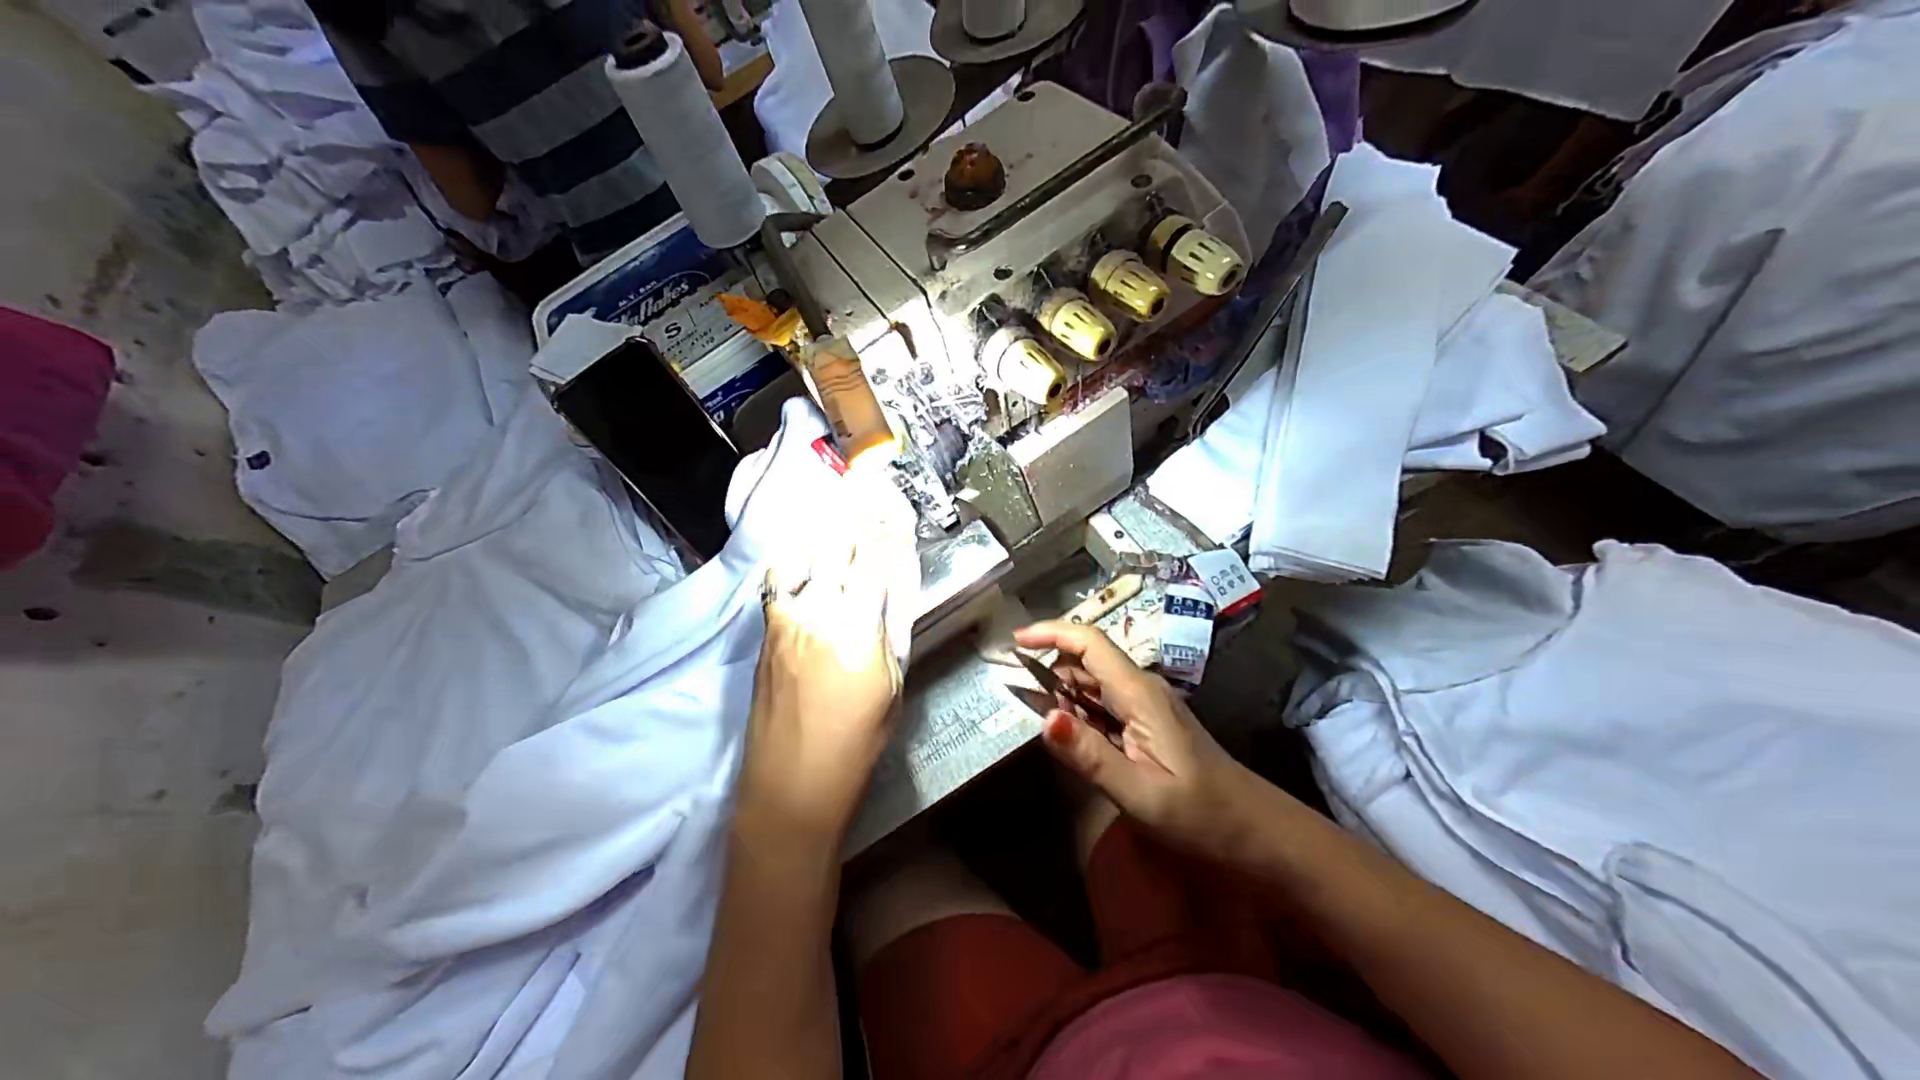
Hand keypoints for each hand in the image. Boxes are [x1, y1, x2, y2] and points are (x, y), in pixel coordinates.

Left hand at [740, 472, 916, 843]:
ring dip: (822, 525)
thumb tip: (896, 583)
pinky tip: (804, 544)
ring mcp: (785, 621)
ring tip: (834, 499)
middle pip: (838, 548)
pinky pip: (781, 579)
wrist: (788, 790)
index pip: (877, 561)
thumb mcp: (893, 687)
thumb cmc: (856, 746)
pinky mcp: (765, 632)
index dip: (886, 526)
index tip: (893, 498)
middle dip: (853, 510)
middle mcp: (818, 615)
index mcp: (858, 631)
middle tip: (863, 478)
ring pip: (804, 556)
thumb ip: (893, 628)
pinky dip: (796, 554)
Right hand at [1014, 620, 1261, 860]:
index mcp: (1139, 694)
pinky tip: (1067, 736)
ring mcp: (1146, 706)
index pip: (1089, 643)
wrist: (1256, 834)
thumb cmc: (1203, 815)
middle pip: (1085, 660)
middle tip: (1016, 699)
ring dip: (1060, 693)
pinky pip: (1102, 706)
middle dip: (1047, 669)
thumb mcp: (1141, 793)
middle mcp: (1141, 690)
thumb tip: (1043, 719)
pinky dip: (1077, 713)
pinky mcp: (1147, 725)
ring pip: (1092, 683)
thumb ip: (1090, 756)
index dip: (1050, 633)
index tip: (1013, 642)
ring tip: (1033, 718)